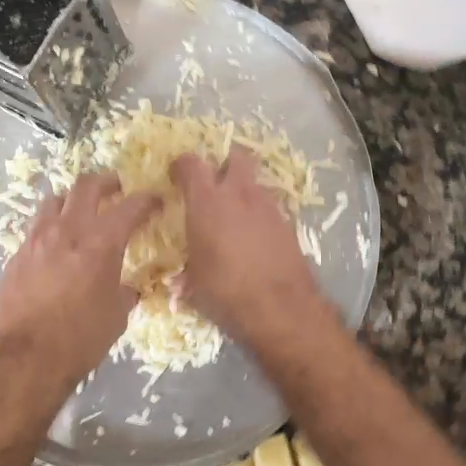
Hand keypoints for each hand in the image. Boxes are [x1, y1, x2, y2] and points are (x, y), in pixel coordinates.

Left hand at [0, 172, 158, 389]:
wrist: (27, 357)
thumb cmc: (81, 338)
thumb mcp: (117, 315)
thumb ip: (124, 292)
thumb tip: (127, 288)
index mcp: (101, 242)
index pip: (130, 206)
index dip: (147, 200)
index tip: (155, 201)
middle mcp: (68, 230)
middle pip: (86, 185)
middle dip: (106, 182)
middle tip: (116, 188)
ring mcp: (37, 239)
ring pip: (55, 200)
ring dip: (72, 200)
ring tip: (80, 211)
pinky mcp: (17, 254)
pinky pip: (36, 228)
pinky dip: (51, 228)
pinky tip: (55, 247)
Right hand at [170, 148, 326, 345]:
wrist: (281, 308)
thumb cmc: (225, 292)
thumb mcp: (194, 284)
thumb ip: (187, 272)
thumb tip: (180, 282)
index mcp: (207, 202)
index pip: (191, 164)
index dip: (181, 166)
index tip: (176, 176)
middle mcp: (239, 195)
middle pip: (236, 157)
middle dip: (225, 165)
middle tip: (215, 185)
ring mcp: (268, 207)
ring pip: (255, 184)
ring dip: (244, 193)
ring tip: (236, 218)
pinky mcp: (289, 224)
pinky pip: (270, 209)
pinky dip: (261, 217)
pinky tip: (256, 239)